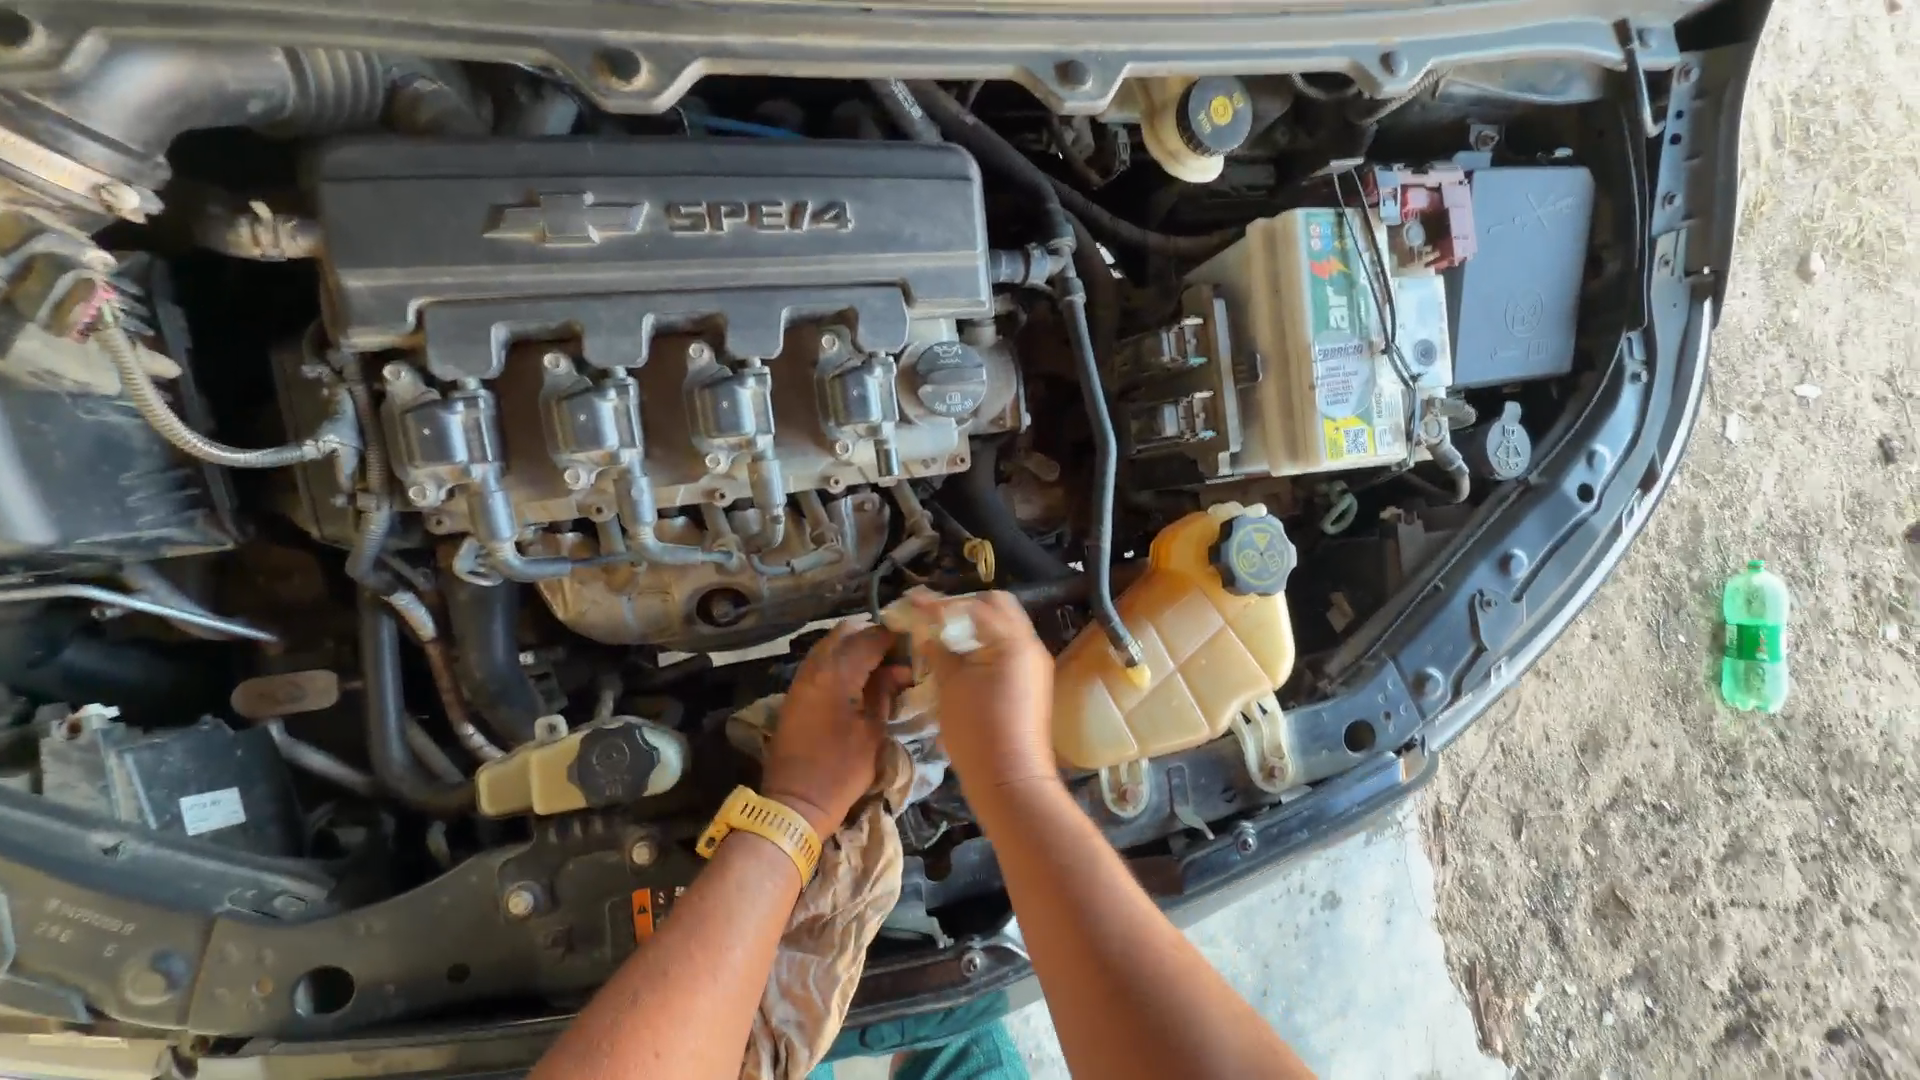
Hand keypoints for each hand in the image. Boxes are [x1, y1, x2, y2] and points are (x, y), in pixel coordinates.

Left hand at [763, 619, 908, 834]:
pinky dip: (839, 661)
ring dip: (853, 647)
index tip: (911, 642)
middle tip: (895, 651)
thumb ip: (884, 693)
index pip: (868, 640)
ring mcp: (800, 680)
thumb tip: (899, 670)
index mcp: (836, 675)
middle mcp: (814, 669)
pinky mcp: (795, 694)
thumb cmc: (840, 771)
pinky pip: (819, 663)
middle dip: (870, 636)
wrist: (794, 803)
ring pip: (828, 646)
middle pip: (844, 635)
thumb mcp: (872, 733)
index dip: (891, 637)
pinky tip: (858, 676)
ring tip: (880, 662)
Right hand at [905, 589, 1056, 795]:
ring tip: (941, 636)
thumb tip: (926, 631)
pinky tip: (959, 656)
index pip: (974, 606)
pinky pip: (1007, 648)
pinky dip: (984, 644)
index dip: (940, 605)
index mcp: (1013, 641)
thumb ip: (939, 650)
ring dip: (973, 625)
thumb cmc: (976, 731)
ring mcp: (1034, 664)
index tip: (911, 603)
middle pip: (997, 607)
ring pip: (1003, 626)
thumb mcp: (950, 685)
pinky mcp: (1031, 682)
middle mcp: (1030, 645)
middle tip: (931, 618)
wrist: (1010, 781)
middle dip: (962, 608)